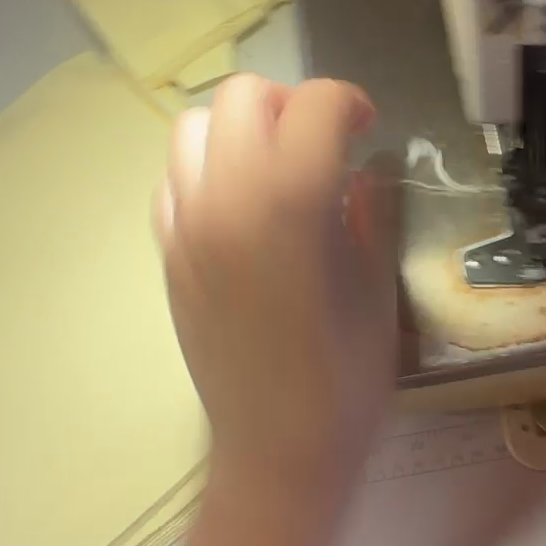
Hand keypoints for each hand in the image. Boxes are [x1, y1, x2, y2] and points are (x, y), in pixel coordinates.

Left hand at [153, 75, 396, 485]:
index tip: (368, 131)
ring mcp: (186, 225)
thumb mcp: (378, 289)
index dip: (350, 104)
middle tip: (324, 148)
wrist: (279, 449)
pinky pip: (173, 181)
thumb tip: (362, 170)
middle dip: (291, 106)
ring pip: (193, 128)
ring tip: (276, 172)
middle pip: (244, 96)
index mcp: (292, 202)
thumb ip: (371, 213)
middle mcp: (226, 197)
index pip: (315, 103)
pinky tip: (240, 210)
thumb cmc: (348, 377)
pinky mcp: (167, 256)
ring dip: (240, 131)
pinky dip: (205, 172)